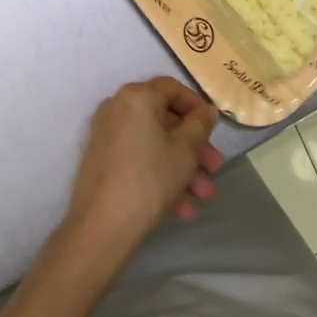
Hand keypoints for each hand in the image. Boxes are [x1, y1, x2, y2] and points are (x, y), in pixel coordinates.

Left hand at [66, 77, 224, 247]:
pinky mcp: (101, 163)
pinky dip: (160, 177)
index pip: (172, 89)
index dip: (197, 106)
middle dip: (194, 148)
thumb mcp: (184, 150)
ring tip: (203, 197)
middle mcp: (117, 109)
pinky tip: (181, 209)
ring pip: (154, 145)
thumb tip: (206, 111)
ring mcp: (106, 136)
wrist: (101, 227)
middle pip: (164, 121)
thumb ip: (199, 125)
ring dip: (182, 168)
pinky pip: (138, 160)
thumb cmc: (149, 179)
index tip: (214, 128)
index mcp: (136, 97)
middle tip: (215, 169)